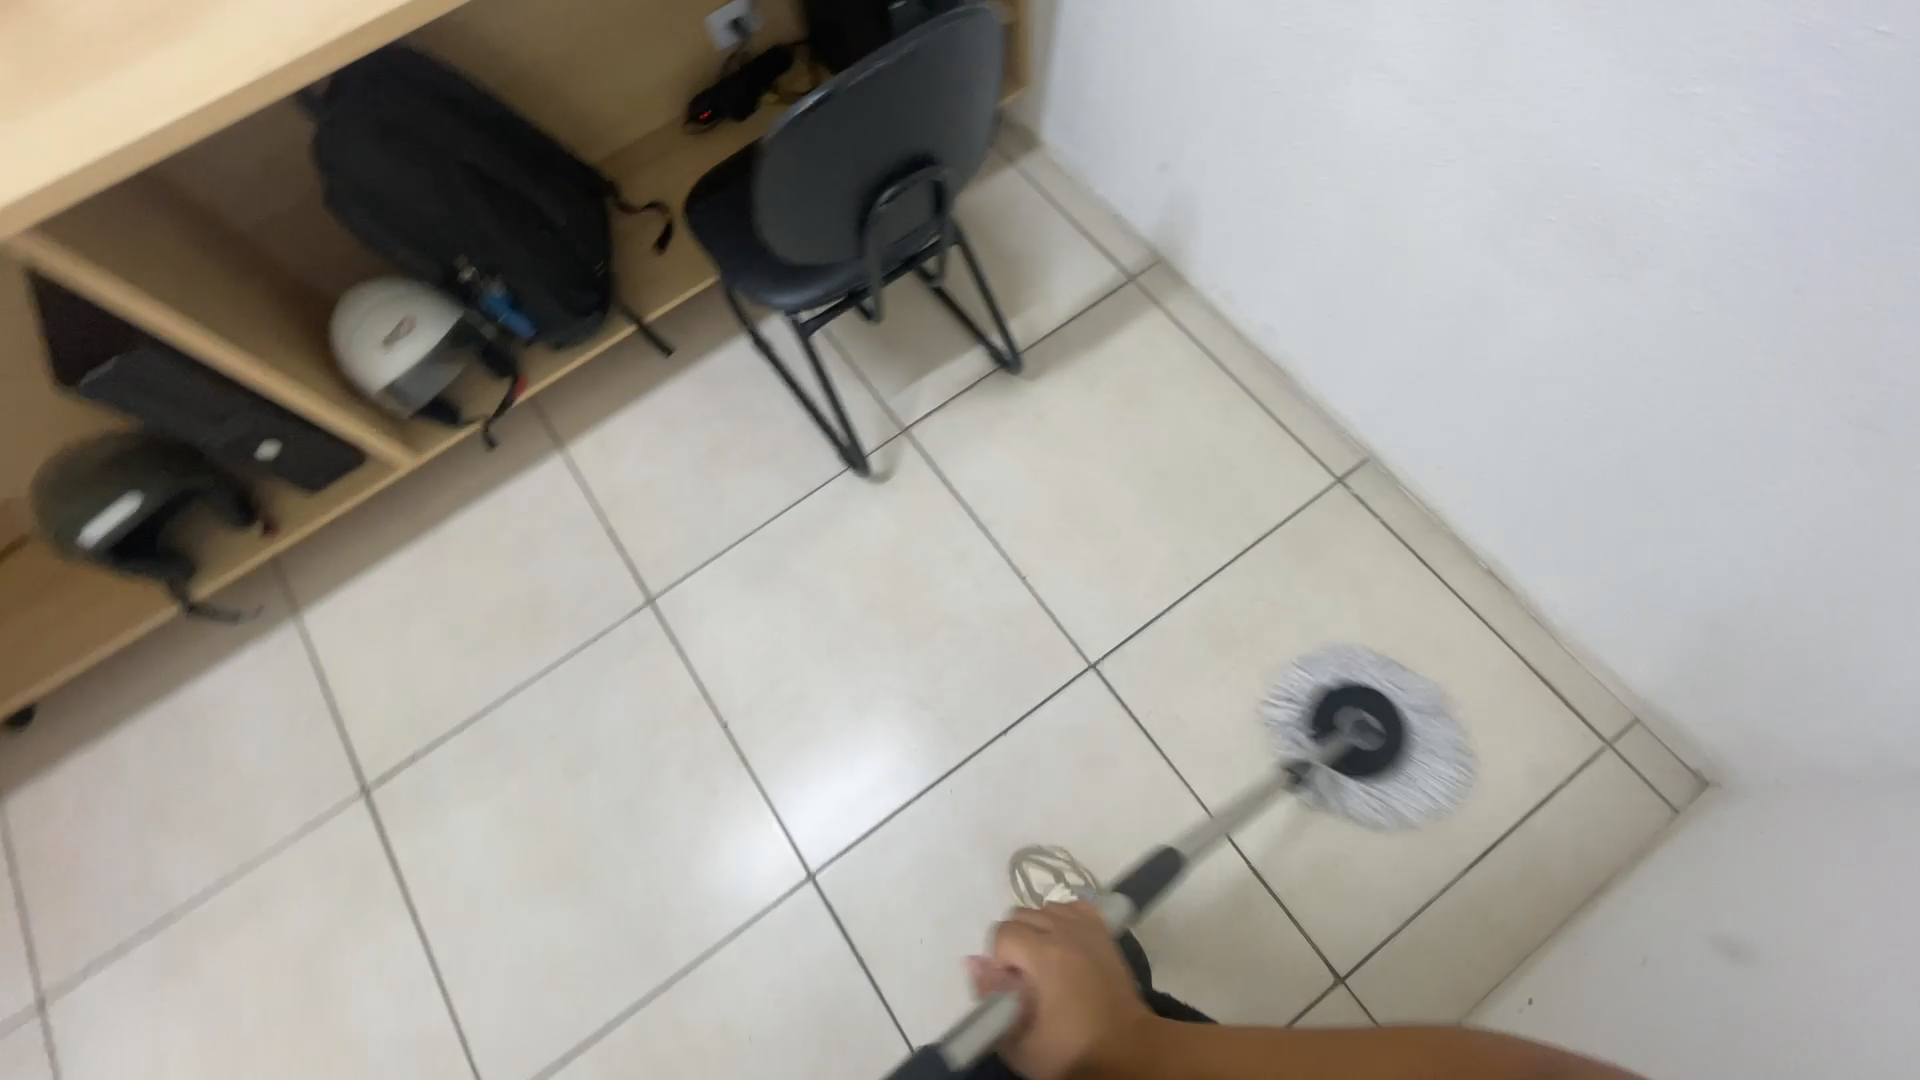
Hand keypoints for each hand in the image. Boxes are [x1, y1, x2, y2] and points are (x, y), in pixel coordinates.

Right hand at [966, 902, 1156, 1079]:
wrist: (1126, 1049)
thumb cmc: (1071, 1051)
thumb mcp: (1020, 1041)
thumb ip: (990, 998)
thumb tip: (971, 961)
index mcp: (1044, 955)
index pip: (1002, 933)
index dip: (999, 961)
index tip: (1012, 988)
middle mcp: (1064, 930)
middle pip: (1020, 915)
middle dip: (1014, 943)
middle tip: (1026, 978)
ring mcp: (1086, 926)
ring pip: (1044, 908)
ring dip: (1037, 930)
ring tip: (1045, 962)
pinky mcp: (1102, 929)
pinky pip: (1071, 905)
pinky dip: (1062, 918)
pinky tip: (1064, 943)